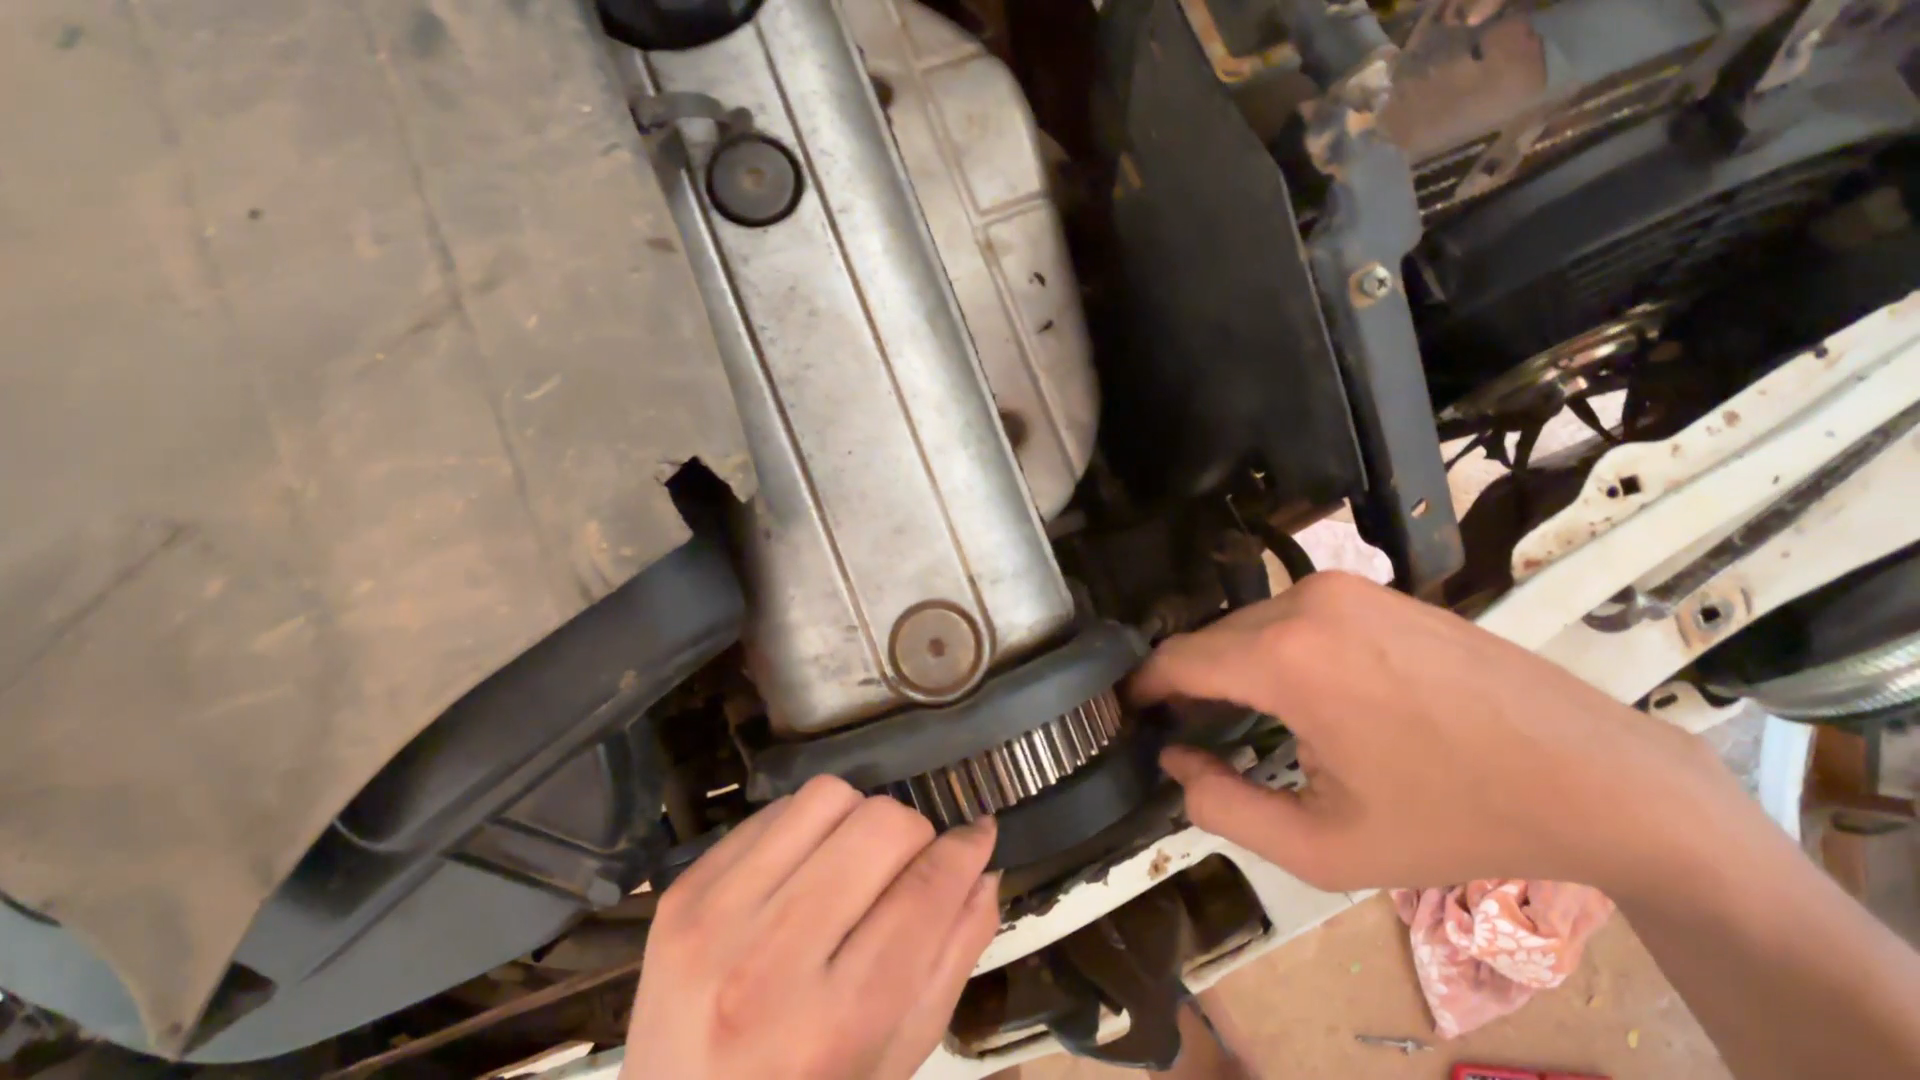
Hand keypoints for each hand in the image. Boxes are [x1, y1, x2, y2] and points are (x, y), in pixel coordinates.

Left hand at [624, 777, 998, 1078]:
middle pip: (878, 826)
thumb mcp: (898, 1056)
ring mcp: (714, 919)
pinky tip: (805, 870)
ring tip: (854, 864)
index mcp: (834, 1023)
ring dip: (858, 820)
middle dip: (915, 835)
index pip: (922, 893)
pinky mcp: (682, 892)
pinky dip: (806, 828)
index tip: (978, 835)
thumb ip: (952, 957)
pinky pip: (770, 812)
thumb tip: (983, 866)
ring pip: (825, 798)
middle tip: (909, 868)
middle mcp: (767, 962)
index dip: (964, 851)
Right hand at [1133, 572, 1748, 895]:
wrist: (1595, 776)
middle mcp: (1310, 601)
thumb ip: (1223, 807)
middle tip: (1192, 741)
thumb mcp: (1322, 845)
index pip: (1175, 658)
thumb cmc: (1455, 817)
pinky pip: (1299, 616)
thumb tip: (1176, 763)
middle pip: (1212, 638)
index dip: (1142, 690)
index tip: (1127, 719)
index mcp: (1286, 657)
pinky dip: (1280, 652)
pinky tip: (1310, 700)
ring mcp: (1352, 587)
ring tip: (1250, 727)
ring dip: (1236, 670)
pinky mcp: (1384, 590)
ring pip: (1254, 624)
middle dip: (1191, 686)